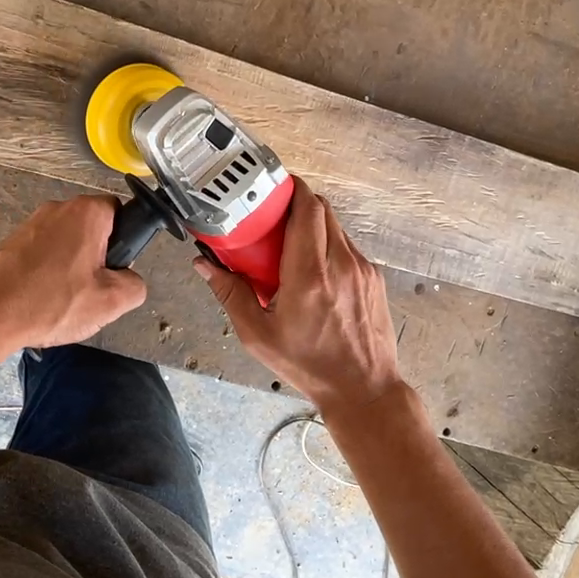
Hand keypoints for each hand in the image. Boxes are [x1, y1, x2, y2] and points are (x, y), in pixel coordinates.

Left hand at [0, 196, 146, 351]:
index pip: (121, 211)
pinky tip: (42, 299)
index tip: (115, 267)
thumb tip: (130, 280)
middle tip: (92, 290)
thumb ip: (134, 285)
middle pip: (93, 227)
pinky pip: (44, 252)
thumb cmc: (50, 302)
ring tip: (64, 300)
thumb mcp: (109, 302)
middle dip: (97, 256)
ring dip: (71, 266)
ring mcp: (32, 223)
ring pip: (67, 242)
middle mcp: (59, 208)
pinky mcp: (14, 240)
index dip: (123, 240)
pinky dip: (47, 271)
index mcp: (87, 212)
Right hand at [195, 177, 406, 415]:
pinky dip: (328, 246)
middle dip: (297, 203)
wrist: (364, 391)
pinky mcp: (373, 279)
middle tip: (274, 213)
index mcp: (309, 274)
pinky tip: (313, 270)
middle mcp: (340, 264)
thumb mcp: (258, 335)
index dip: (291, 189)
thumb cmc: (311, 365)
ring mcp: (362, 270)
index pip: (307, 209)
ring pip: (336, 226)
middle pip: (322, 209)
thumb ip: (230, 294)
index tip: (274, 186)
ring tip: (290, 244)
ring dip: (313, 225)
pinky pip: (348, 246)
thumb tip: (205, 266)